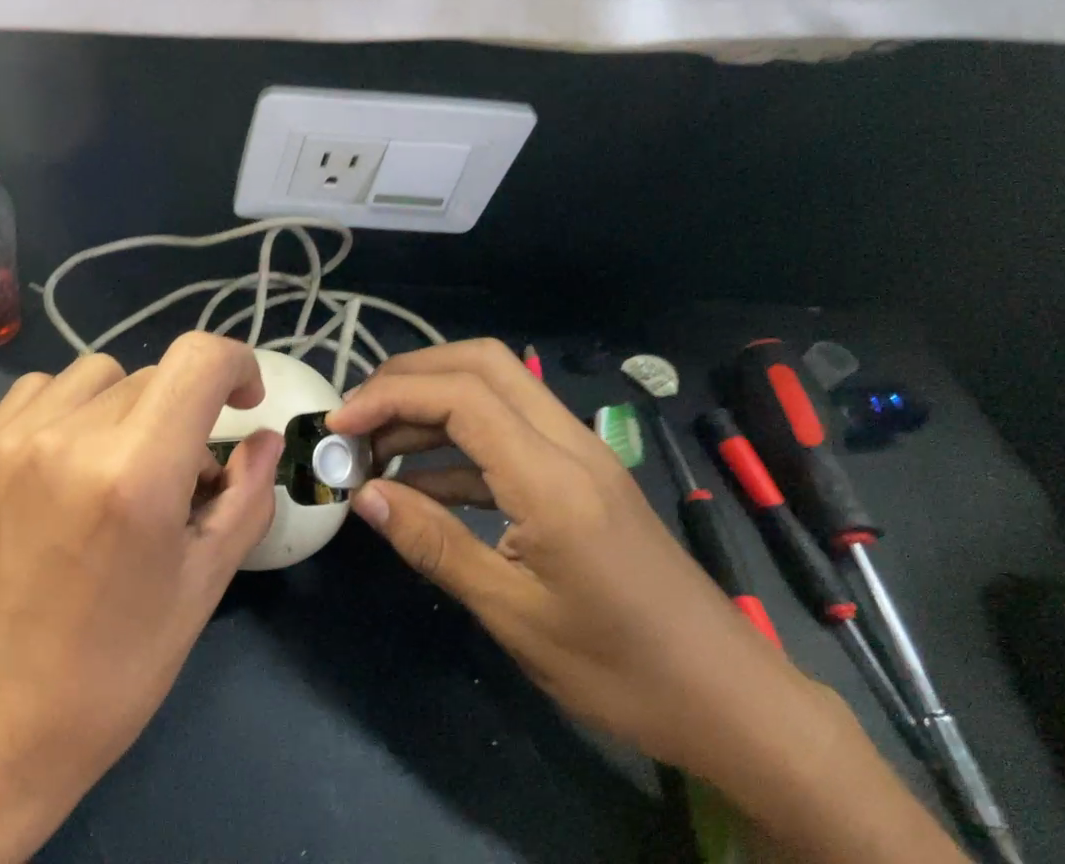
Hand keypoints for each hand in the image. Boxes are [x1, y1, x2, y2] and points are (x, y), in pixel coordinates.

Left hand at [0, 335, 282, 855]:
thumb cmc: (113, 670)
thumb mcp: (201, 587)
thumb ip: (244, 498)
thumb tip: (262, 440)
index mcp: (135, 473)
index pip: (198, 360)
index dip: (238, 366)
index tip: (245, 405)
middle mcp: (70, 437)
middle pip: (153, 375)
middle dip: (187, 412)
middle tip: (188, 479)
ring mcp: (15, 439)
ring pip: (98, 375)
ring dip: (130, 406)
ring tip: (128, 468)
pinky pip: (42, 392)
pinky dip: (75, 409)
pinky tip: (77, 464)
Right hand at [328, 341, 968, 863]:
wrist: (727, 700)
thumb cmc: (617, 668)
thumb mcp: (512, 614)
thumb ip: (434, 544)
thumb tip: (363, 495)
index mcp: (553, 480)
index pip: (461, 396)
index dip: (388, 397)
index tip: (336, 427)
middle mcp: (572, 448)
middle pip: (482, 365)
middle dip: (407, 377)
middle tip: (354, 419)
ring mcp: (582, 459)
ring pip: (497, 390)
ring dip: (429, 406)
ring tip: (373, 452)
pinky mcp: (584, 479)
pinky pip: (511, 434)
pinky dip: (456, 443)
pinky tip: (418, 484)